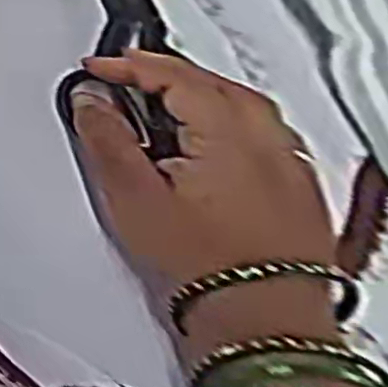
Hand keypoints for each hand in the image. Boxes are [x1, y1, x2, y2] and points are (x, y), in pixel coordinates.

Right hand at [70, 50, 340, 350]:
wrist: (256, 321)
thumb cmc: (200, 262)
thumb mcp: (129, 190)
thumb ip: (105, 135)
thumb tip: (90, 99)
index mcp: (231, 143)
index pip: (179, 79)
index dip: (131, 65)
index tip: (97, 67)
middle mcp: (272, 153)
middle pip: (221, 86)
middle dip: (168, 69)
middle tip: (125, 68)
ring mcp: (292, 176)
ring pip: (248, 109)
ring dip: (200, 90)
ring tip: (157, 93)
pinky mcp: (297, 197)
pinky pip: (266, 135)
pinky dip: (228, 117)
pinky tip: (202, 130)